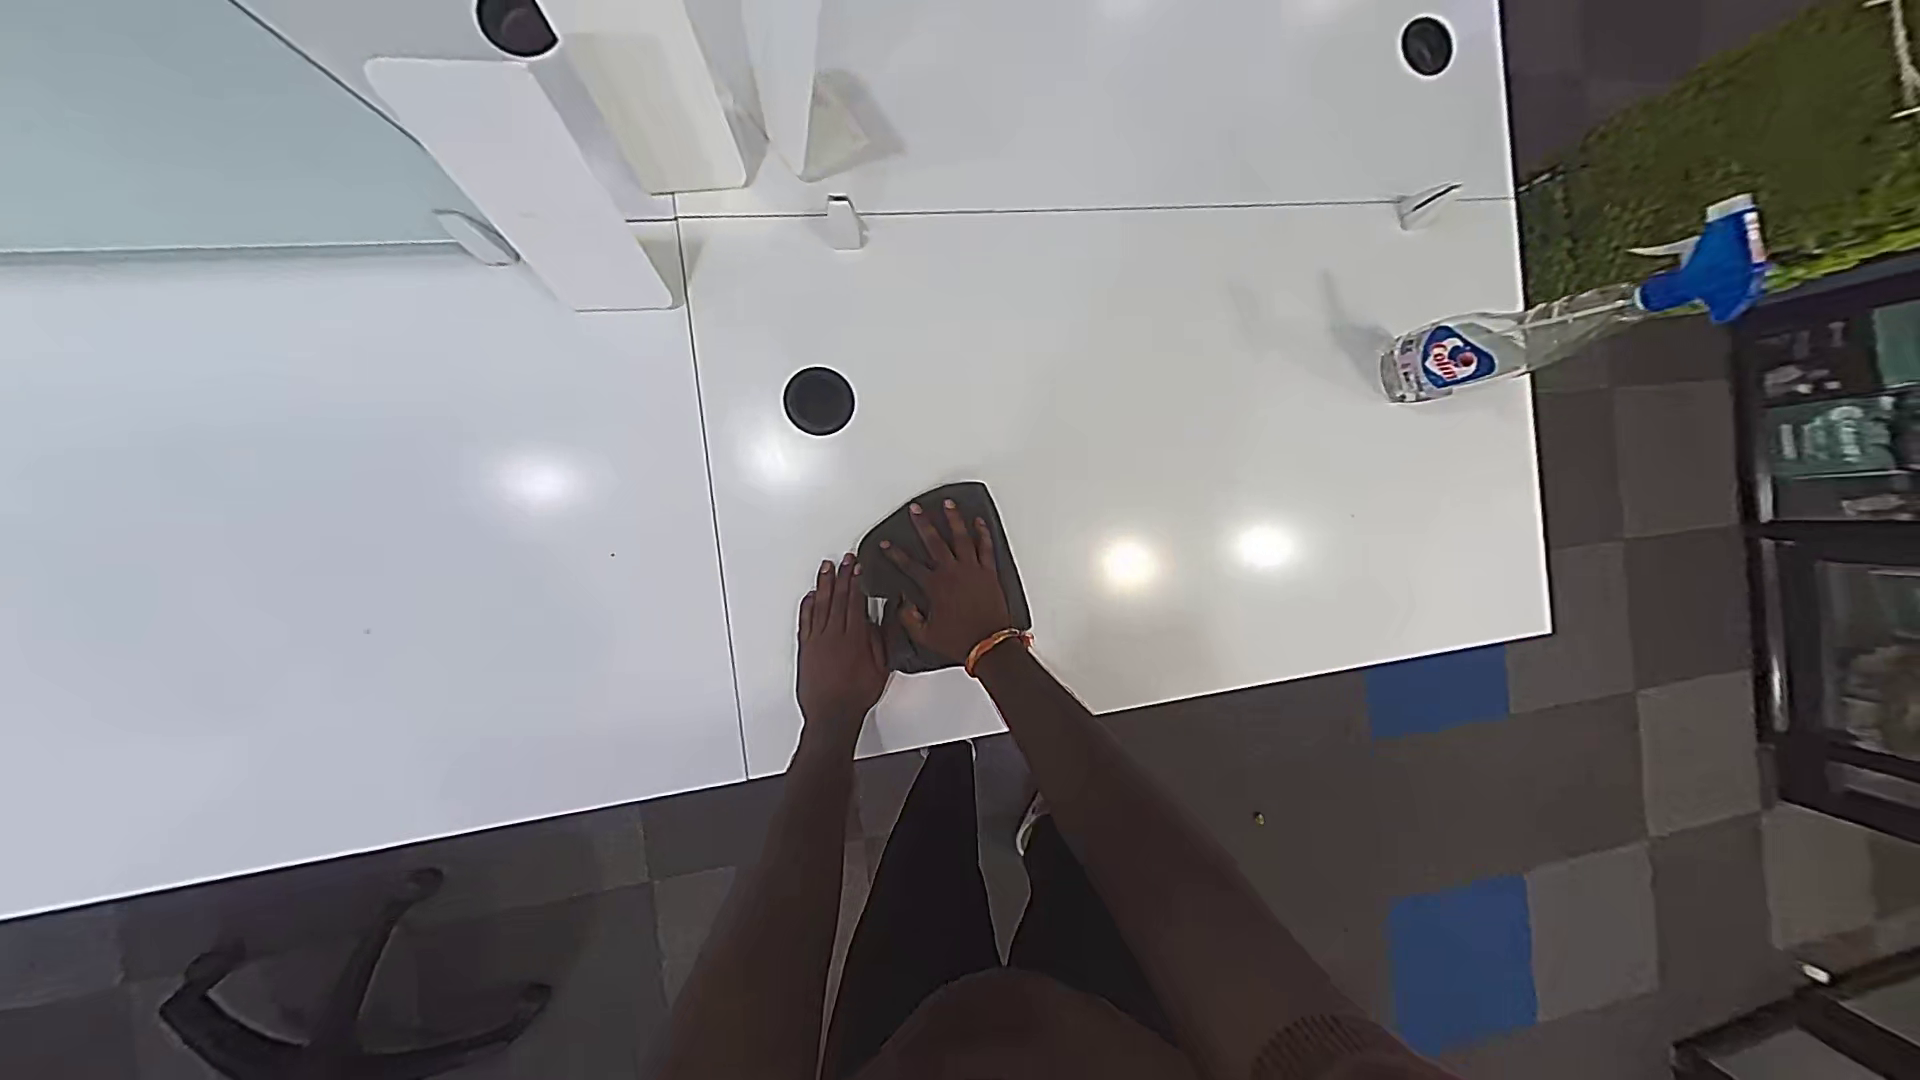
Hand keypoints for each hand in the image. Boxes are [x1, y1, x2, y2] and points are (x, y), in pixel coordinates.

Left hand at [796, 554, 887, 744]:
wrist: (831, 714)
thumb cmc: (857, 694)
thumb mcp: (881, 666)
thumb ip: (881, 637)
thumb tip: (883, 615)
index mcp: (854, 637)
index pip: (855, 600)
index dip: (856, 581)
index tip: (858, 566)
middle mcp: (834, 635)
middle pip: (838, 597)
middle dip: (842, 575)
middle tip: (845, 559)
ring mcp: (817, 640)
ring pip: (820, 604)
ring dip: (824, 584)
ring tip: (826, 568)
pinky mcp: (805, 648)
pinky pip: (805, 621)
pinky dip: (807, 606)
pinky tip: (810, 595)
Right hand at [881, 499, 1012, 661]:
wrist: (989, 645)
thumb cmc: (960, 640)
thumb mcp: (925, 635)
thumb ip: (909, 618)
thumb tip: (903, 603)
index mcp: (935, 587)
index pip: (909, 564)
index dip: (895, 553)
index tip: (887, 544)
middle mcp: (952, 573)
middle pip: (934, 541)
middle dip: (923, 523)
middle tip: (916, 509)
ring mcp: (972, 569)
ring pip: (961, 536)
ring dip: (953, 518)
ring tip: (948, 504)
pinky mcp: (989, 572)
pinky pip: (985, 547)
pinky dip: (982, 532)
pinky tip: (978, 522)